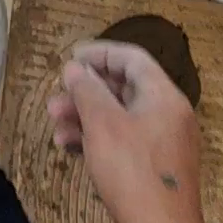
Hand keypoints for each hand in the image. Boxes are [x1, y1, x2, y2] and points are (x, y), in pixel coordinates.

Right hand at [45, 41, 205, 222]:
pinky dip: (95, 136)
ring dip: (83, 114)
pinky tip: (68, 146)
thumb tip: (75, 69)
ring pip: (117, 114)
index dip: (99, 53)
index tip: (71, 58)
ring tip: (54, 123)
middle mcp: (167, 115)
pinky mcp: (153, 166)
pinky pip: (121, 138)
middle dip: (84, 90)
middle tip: (57, 95)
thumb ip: (86, 88)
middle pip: (121, 87)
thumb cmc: (132, 170)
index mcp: (164, 98)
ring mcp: (161, 142)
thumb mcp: (102, 122)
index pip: (132, 58)